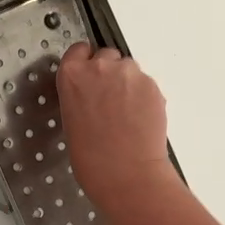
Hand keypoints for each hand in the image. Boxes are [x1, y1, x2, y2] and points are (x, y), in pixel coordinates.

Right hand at [56, 43, 177, 206]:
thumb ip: (81, 95)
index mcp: (72, 75)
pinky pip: (146, 84)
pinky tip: (140, 120)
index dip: (85, 63)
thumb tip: (94, 95)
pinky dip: (143, 97)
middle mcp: (101, 67)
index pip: (79, 50)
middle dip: (109, 73)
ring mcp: (130, 74)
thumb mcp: (71, 119)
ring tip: (127, 113)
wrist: (126, 174)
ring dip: (128, 84)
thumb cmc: (90, 157)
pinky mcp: (153, 86)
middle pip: (107, 56)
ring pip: (129, 69)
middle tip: (110, 101)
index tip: (89, 77)